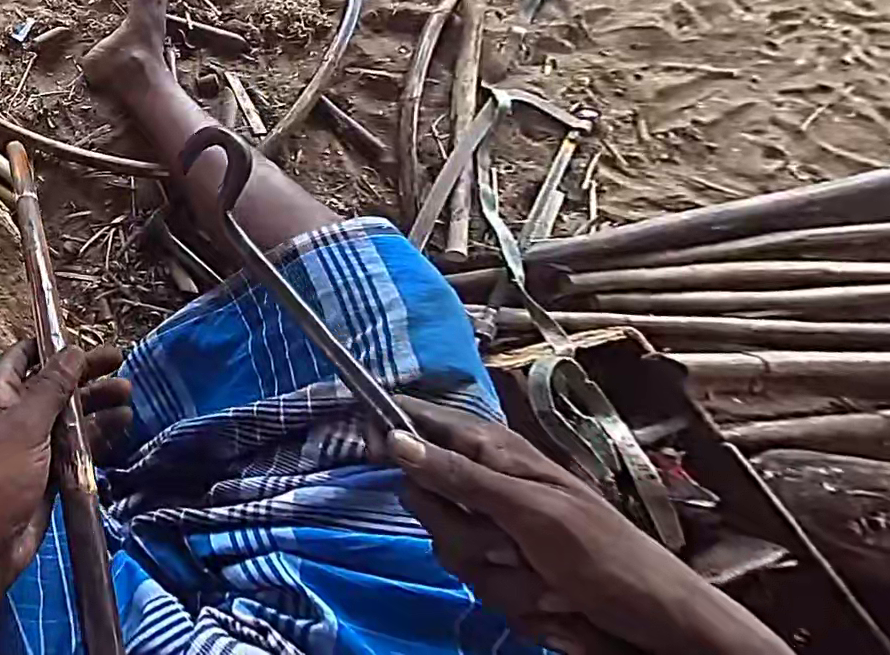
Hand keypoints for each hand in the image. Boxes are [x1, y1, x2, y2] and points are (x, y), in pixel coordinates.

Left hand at [0, 341, 129, 654]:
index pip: (26, 355)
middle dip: (85, 372)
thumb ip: (52, 386)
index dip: (52, 344)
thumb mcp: (26, 422)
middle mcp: (16, 410)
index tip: (84, 338)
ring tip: (128, 393)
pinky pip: (76, 442)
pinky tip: (121, 424)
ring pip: (70, 412)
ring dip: (96, 402)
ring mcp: (34, 440)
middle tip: (119, 361)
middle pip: (54, 382)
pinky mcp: (49, 467)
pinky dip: (97, 432)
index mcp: (0, 390)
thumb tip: (73, 350)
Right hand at [379, 396, 789, 654]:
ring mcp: (489, 525)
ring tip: (547, 582)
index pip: (413, 417)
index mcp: (488, 449)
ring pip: (443, 541)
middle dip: (458, 529)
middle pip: (417, 491)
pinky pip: (470, 578)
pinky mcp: (499, 568)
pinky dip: (513, 599)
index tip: (372, 454)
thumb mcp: (532, 513)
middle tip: (504, 542)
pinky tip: (553, 604)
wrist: (677, 641)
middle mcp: (479, 479)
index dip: (385, 428)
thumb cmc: (613, 561)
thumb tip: (390, 437)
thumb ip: (457, 475)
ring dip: (494, 573)